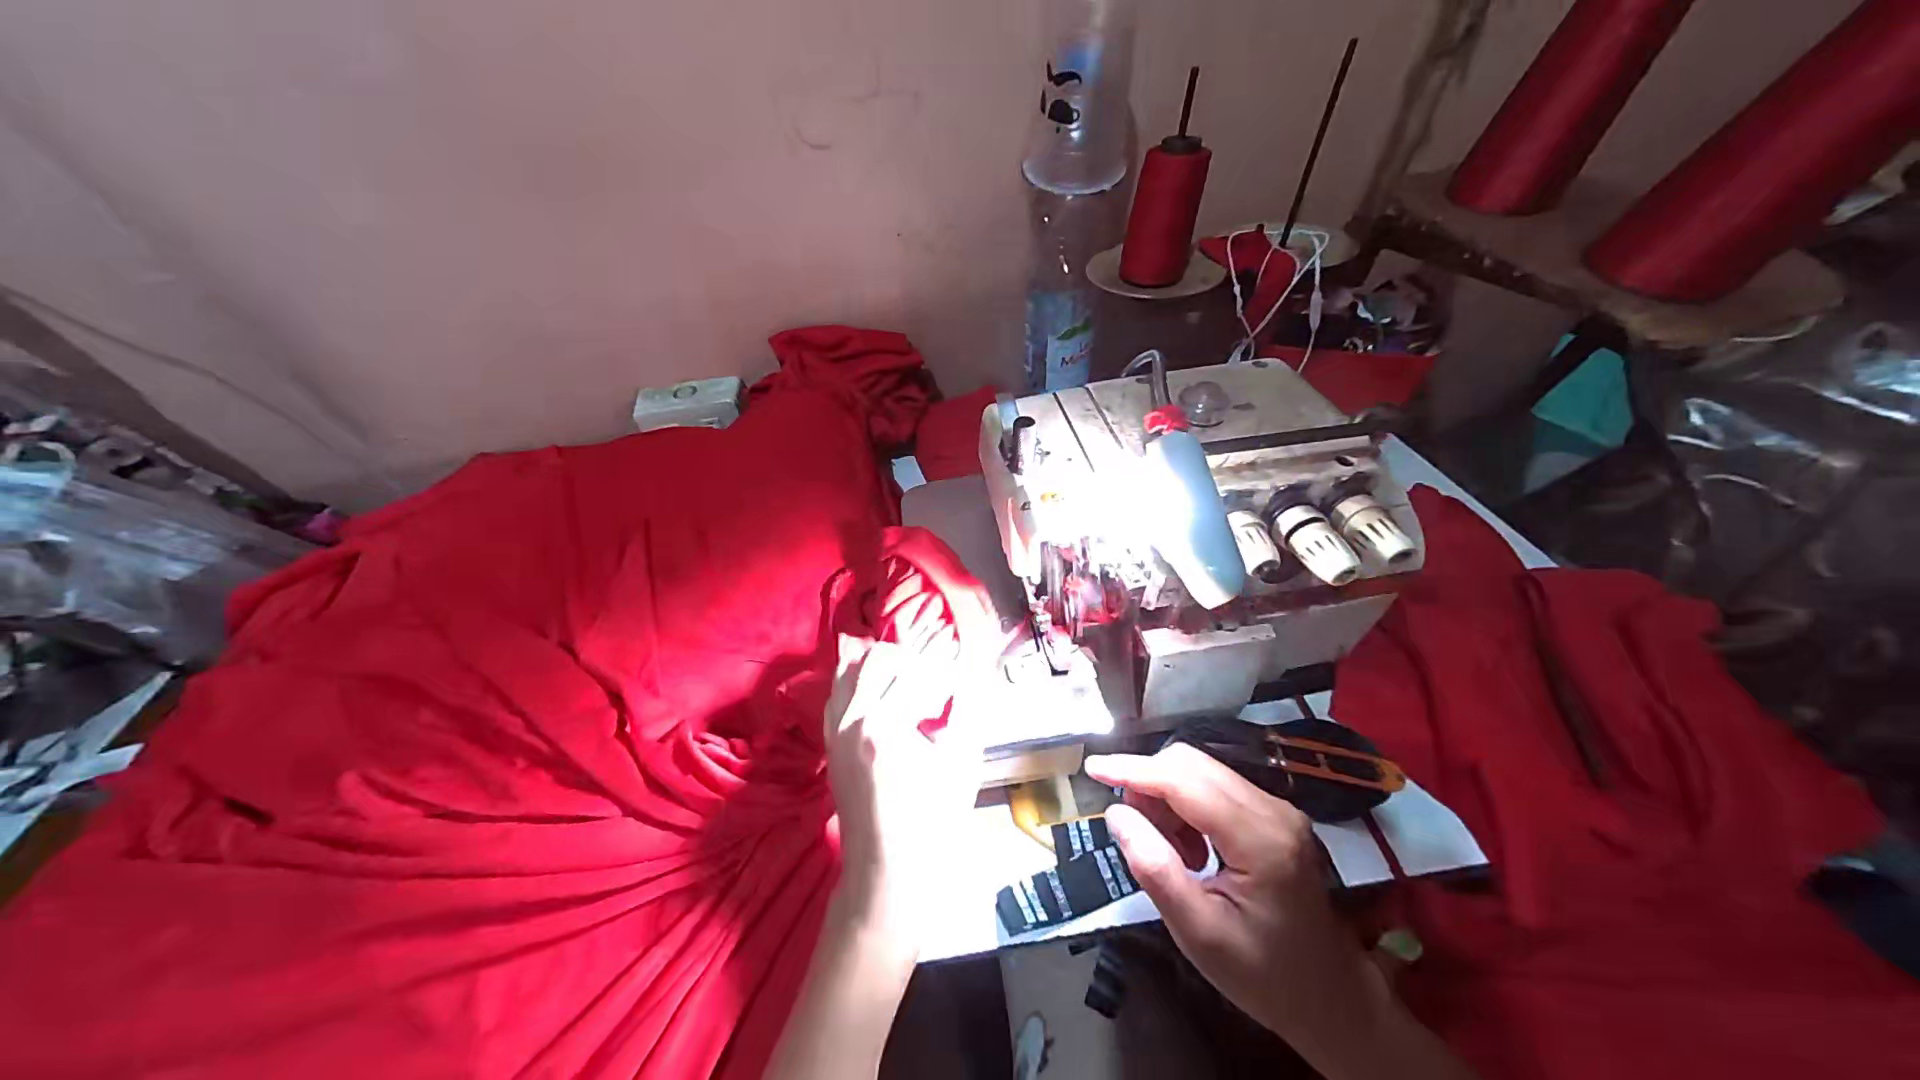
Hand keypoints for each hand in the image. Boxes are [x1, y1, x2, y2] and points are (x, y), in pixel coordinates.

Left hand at [823, 634, 982, 915]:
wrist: (891, 868)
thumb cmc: (934, 820)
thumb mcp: (962, 760)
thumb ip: (967, 708)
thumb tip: (970, 672)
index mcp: (885, 725)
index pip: (917, 670)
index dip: (945, 668)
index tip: (961, 673)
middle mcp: (851, 720)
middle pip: (879, 657)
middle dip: (914, 659)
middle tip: (937, 677)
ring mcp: (834, 730)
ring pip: (849, 668)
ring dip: (883, 663)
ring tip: (911, 678)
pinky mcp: (829, 741)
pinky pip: (837, 692)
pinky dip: (859, 680)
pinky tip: (883, 692)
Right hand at [1082, 744, 1389, 1045]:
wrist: (1330, 999)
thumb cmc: (1263, 974)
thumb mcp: (1198, 932)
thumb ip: (1154, 868)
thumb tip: (1117, 813)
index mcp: (1260, 839)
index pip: (1184, 781)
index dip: (1133, 770)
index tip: (1093, 769)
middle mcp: (1273, 810)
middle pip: (1191, 764)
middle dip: (1149, 785)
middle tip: (1135, 833)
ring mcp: (1277, 809)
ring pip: (1200, 771)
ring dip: (1166, 798)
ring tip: (1167, 851)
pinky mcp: (1273, 814)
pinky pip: (1214, 787)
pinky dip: (1186, 806)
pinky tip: (1189, 849)